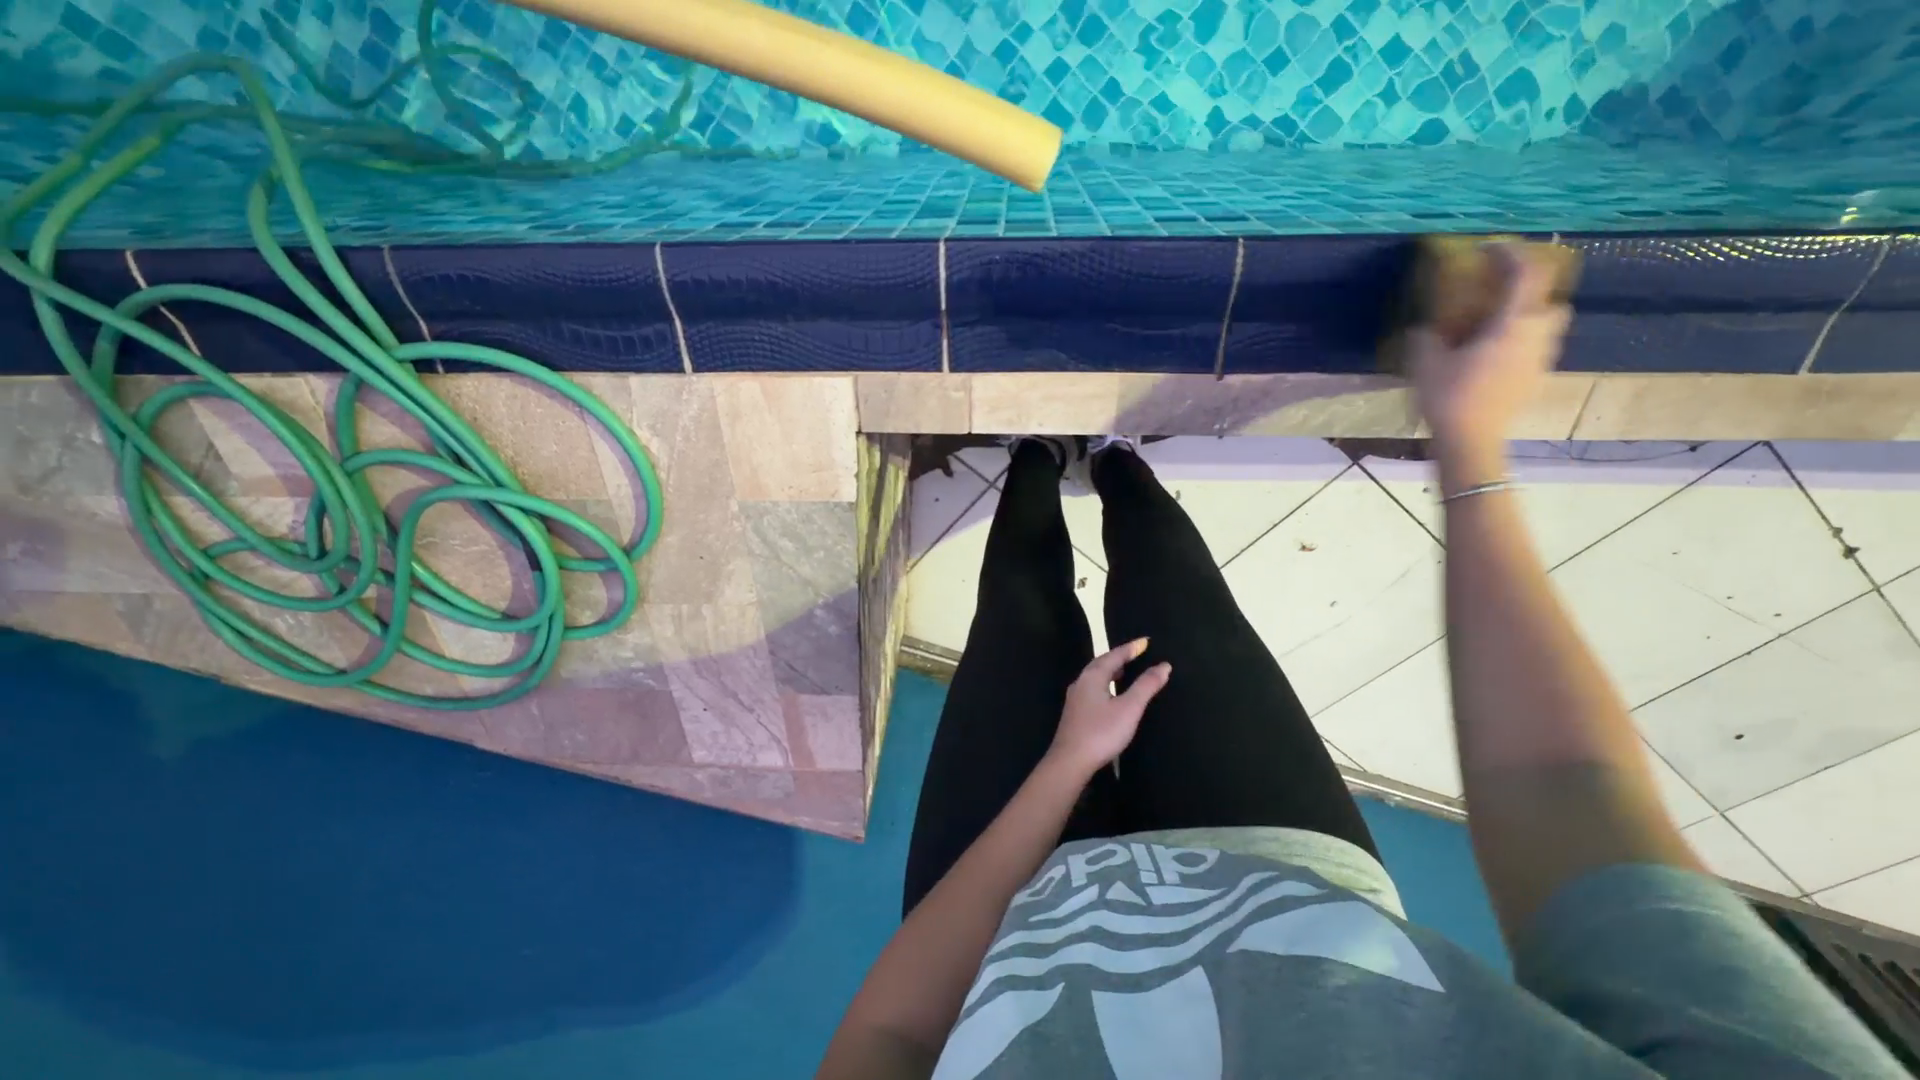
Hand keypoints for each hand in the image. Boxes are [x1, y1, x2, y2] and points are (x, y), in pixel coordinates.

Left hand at [1045, 638, 1172, 778]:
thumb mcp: (1129, 708)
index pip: (1114, 655)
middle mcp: (1081, 682)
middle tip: (1136, 653)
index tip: (1146, 641)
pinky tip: (1112, 696)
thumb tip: (1163, 665)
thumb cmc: (1102, 732)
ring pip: (1095, 677)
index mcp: (1092, 676)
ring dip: (1111, 671)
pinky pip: (1093, 689)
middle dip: (1119, 657)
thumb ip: (1146, 686)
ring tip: (1126, 672)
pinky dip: (1106, 685)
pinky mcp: (1075, 713)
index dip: (1131, 648)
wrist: (1071, 761)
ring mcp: (1075, 698)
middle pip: (1101, 664)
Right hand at [1409, 242, 1571, 454]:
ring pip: (1547, 324)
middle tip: (1497, 292)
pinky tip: (1492, 354)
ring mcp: (1541, 359)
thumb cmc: (1449, 398)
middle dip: (1528, 288)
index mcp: (1512, 323)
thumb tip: (1429, 327)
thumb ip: (1429, 335)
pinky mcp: (1536, 379)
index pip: (1526, 273)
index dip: (1509, 254)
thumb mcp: (1426, 361)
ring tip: (1494, 323)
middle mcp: (1536, 336)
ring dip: (1526, 315)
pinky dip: (1520, 340)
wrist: (1471, 443)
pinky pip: (1536, 348)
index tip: (1486, 249)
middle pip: (1549, 298)